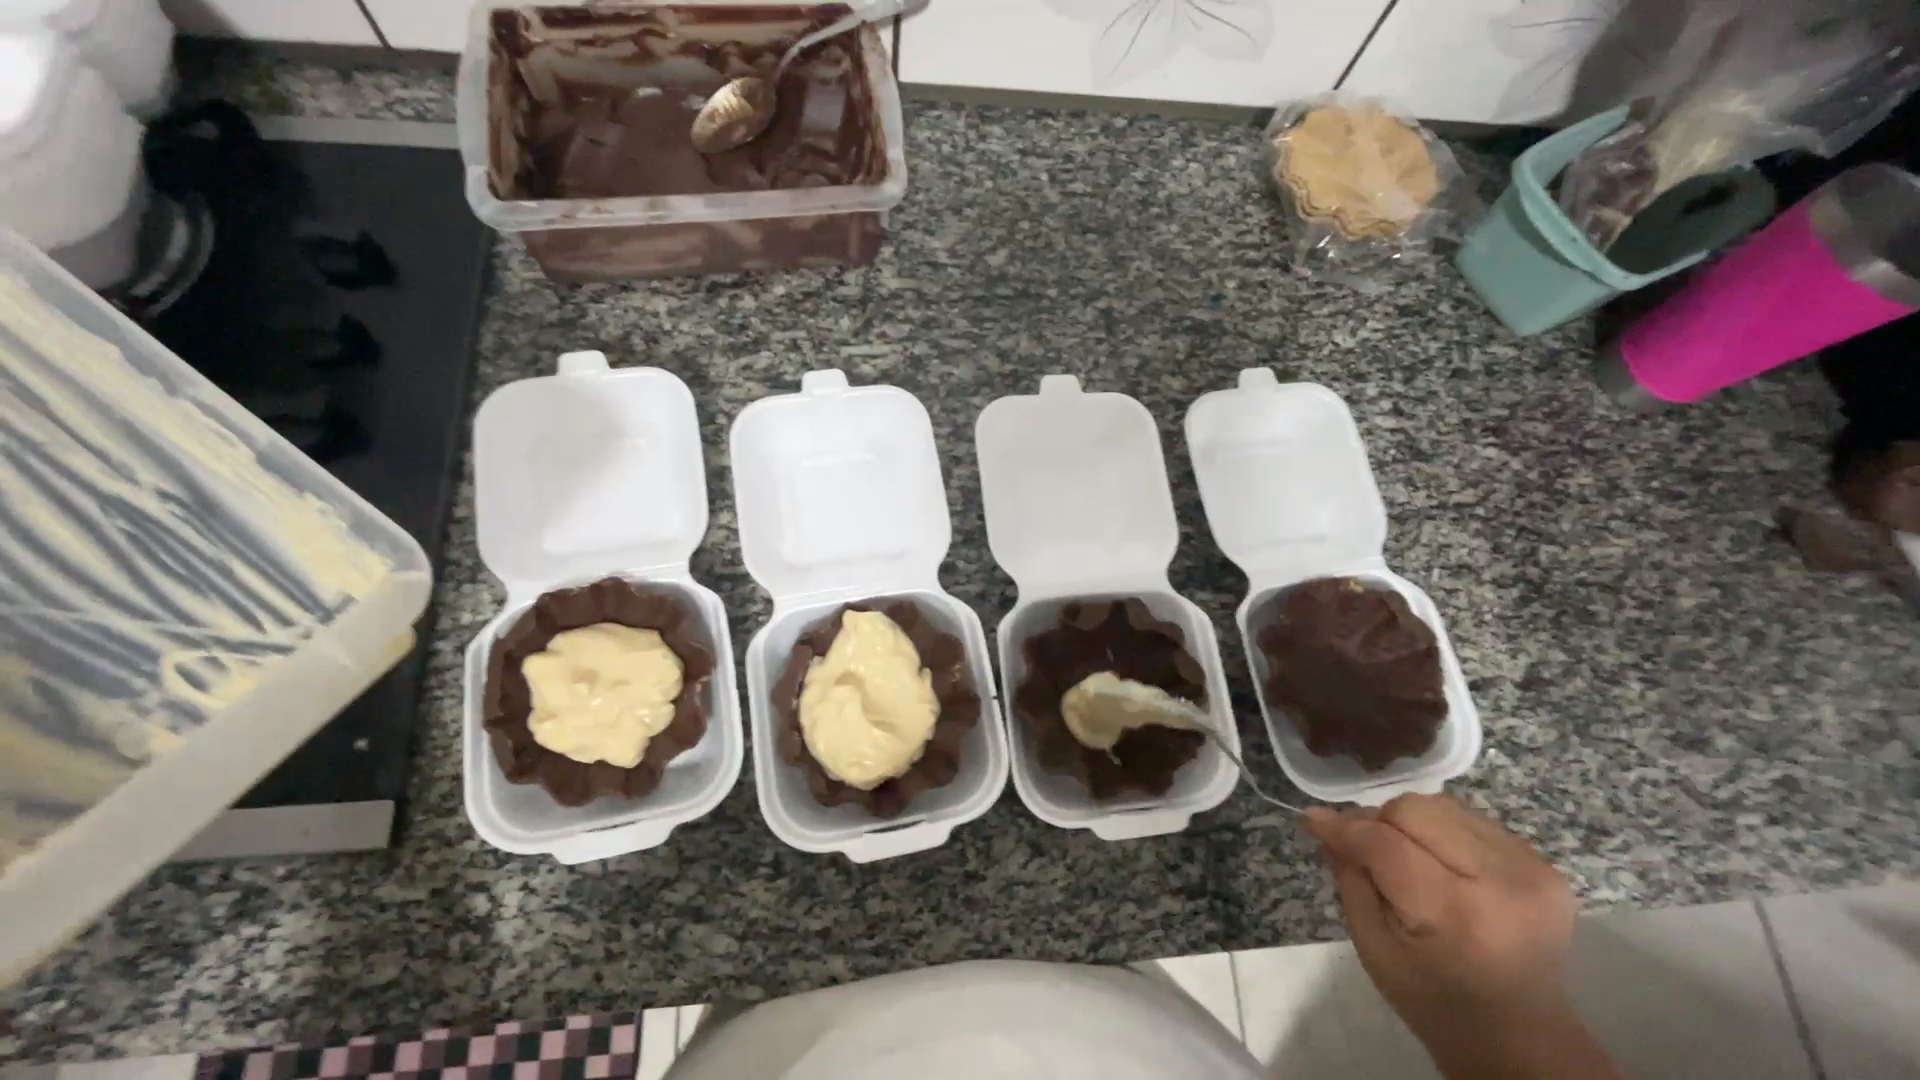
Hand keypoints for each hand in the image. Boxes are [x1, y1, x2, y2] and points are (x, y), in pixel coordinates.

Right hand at [1304, 794, 1618, 1079]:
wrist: (1523, 1038)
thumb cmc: (1436, 1002)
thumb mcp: (1374, 949)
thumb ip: (1350, 880)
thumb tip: (1322, 822)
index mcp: (1456, 915)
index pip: (1385, 844)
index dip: (1343, 827)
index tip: (1311, 820)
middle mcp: (1501, 882)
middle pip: (1415, 810)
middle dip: (1378, 822)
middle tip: (1363, 849)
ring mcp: (1530, 869)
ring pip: (1442, 806)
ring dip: (1411, 825)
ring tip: (1406, 859)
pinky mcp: (1544, 864)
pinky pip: (1471, 820)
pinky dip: (1443, 833)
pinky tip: (1442, 866)